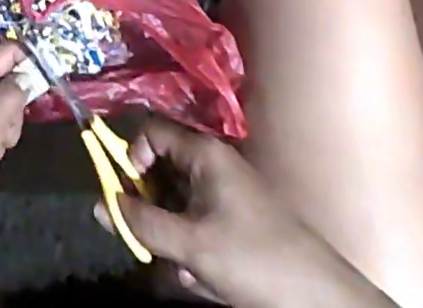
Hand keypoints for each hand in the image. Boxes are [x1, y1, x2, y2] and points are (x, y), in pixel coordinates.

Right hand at [99, 118, 392, 307]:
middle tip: (152, 240)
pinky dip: (190, 245)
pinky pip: (195, 221)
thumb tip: (101, 205)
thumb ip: (142, 224)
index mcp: (203, 153)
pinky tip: (204, 278)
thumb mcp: (191, 245)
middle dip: (150, 207)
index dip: (132, 157)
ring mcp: (224, 189)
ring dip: (170, 234)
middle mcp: (212, 162)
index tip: (130, 194)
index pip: (150, 131)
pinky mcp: (233, 217)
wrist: (321, 298)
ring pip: (175, 201)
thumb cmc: (254, 258)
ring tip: (185, 268)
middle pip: (160, 168)